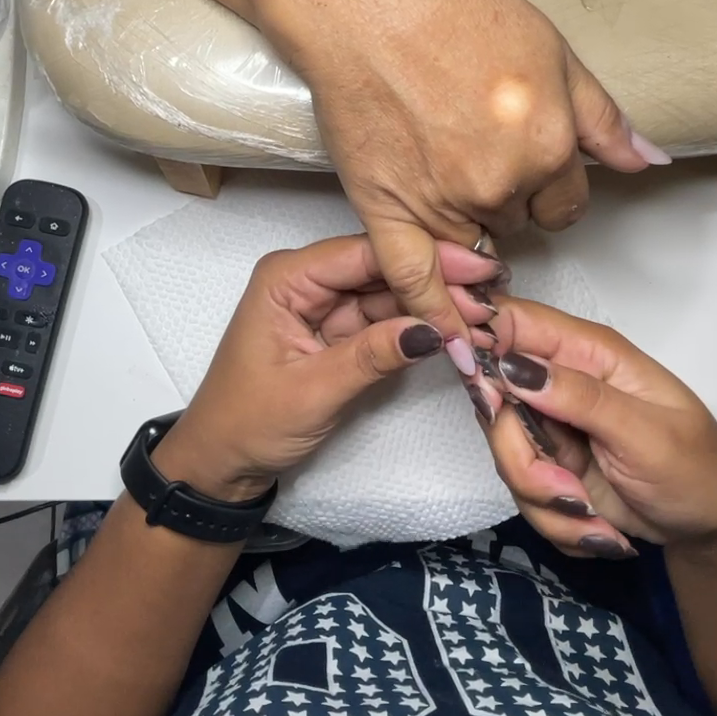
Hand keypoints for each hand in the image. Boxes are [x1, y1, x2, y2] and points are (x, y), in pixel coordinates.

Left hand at [154, 235, 505, 501]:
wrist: (223, 462)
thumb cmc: (249, 422)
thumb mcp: (313, 390)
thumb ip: (372, 355)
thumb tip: (433, 328)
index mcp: (288, 278)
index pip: (364, 254)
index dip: (423, 259)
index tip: (477, 268)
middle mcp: (307, 281)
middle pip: (381, 270)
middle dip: (436, 283)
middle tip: (493, 294)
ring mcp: (324, 306)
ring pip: (388, 295)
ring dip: (433, 307)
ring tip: (486, 315)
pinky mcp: (338, 332)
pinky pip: (383, 321)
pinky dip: (416, 328)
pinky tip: (454, 330)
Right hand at [259, 0, 667, 346]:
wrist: (365, 3)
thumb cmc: (453, 11)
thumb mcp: (551, 49)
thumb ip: (602, 116)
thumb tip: (647, 162)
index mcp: (550, 145)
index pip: (567, 204)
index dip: (549, 188)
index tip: (527, 173)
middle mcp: (502, 184)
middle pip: (519, 225)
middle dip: (507, 201)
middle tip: (471, 155)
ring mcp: (442, 203)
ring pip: (473, 247)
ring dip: (467, 227)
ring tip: (438, 179)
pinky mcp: (386, 212)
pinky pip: (417, 282)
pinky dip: (436, 315)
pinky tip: (451, 345)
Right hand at [470, 297, 716, 557]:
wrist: (714, 530)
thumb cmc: (699, 469)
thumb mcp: (648, 434)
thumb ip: (580, 396)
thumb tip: (511, 365)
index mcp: (586, 353)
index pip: (511, 321)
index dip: (481, 346)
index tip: (489, 398)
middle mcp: (557, 383)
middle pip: (492, 399)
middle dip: (519, 454)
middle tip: (563, 485)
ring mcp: (548, 427)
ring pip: (503, 452)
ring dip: (542, 496)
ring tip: (592, 512)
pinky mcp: (546, 466)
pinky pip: (520, 490)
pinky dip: (554, 519)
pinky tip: (596, 524)